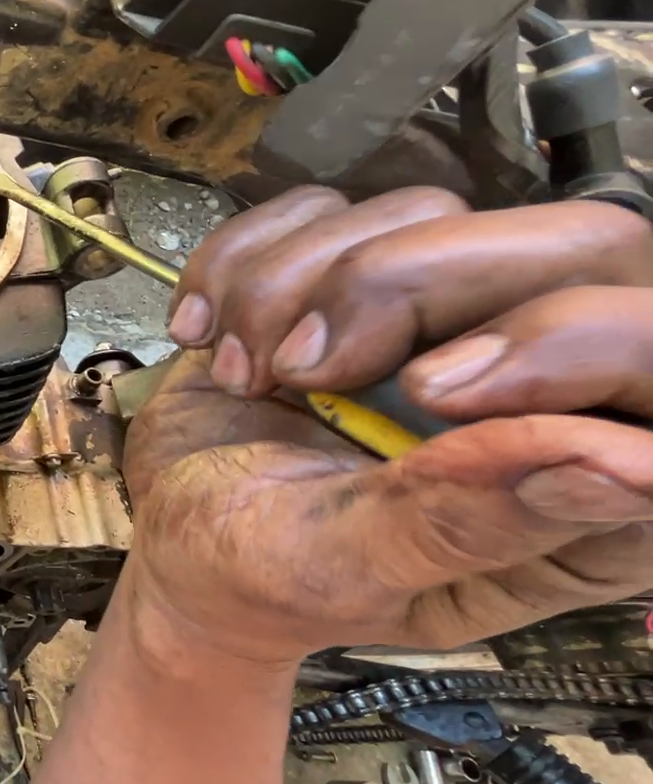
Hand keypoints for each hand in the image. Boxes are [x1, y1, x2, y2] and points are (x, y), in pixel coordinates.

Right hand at [120, 186, 652, 668]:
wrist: (176, 535)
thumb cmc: (264, 574)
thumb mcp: (349, 570)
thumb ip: (464, 523)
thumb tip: (624, 466)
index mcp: (591, 466)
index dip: (567, 340)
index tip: (425, 393)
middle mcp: (534, 373)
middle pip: (561, 240)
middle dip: (395, 291)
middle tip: (301, 372)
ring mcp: (432, 312)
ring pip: (413, 211)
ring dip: (282, 292)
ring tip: (243, 378)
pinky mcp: (334, 278)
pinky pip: (304, 210)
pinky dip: (229, 267)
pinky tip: (205, 339)